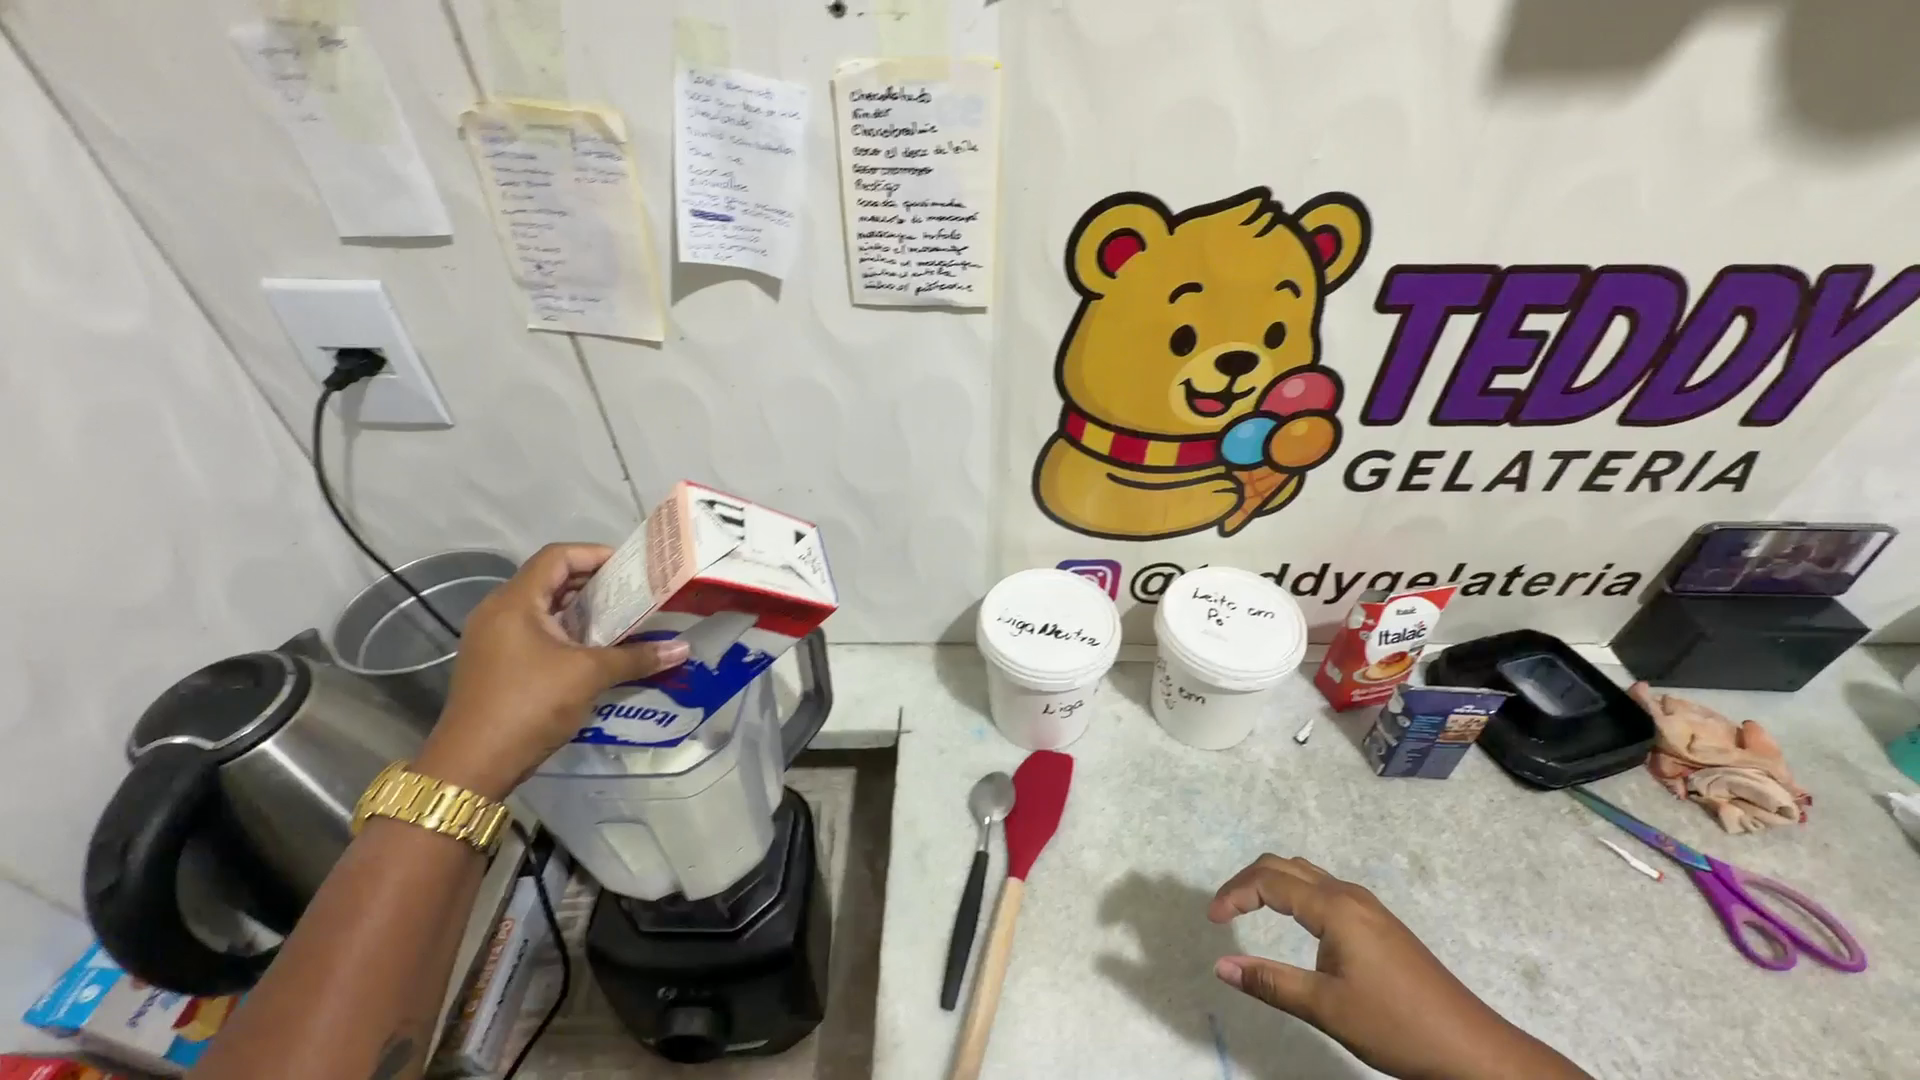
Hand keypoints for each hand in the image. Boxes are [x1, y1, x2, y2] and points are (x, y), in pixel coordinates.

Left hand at [414, 543, 687, 798]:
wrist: (473, 765)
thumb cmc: (530, 705)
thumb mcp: (589, 675)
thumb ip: (636, 657)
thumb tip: (682, 649)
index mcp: (515, 602)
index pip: (557, 557)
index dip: (595, 554)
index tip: (632, 566)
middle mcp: (499, 612)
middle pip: (550, 580)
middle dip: (594, 583)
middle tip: (635, 591)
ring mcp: (494, 639)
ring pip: (545, 609)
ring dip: (583, 610)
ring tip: (624, 618)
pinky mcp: (496, 664)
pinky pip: (537, 633)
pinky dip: (568, 633)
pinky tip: (598, 650)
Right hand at [1209, 855, 1588, 1079]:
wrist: (1473, 1050)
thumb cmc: (1396, 1026)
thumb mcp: (1326, 1009)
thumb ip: (1270, 983)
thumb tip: (1220, 965)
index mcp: (1335, 908)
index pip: (1269, 881)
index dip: (1234, 894)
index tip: (1211, 919)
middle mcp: (1349, 896)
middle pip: (1285, 866)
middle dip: (1247, 880)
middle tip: (1222, 909)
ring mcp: (1368, 908)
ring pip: (1307, 874)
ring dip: (1271, 882)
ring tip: (1248, 909)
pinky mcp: (1379, 924)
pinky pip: (1324, 889)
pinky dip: (1294, 892)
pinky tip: (1293, 920)